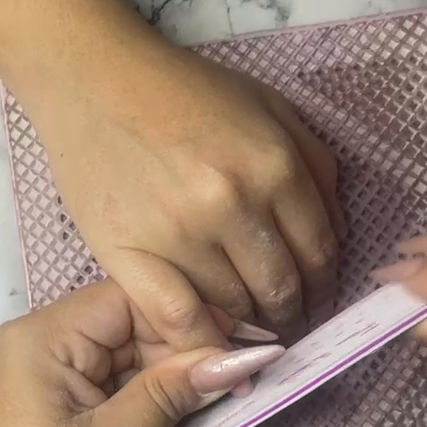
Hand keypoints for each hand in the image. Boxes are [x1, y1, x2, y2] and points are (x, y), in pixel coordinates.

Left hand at [0, 282, 284, 426]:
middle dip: (187, 344)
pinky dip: (153, 381)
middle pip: (132, 316)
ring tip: (230, 385)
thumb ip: (174, 392)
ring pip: (130, 341)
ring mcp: (51, 355)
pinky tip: (191, 394)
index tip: (244, 343)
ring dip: (175, 365)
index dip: (189, 317)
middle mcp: (44, 332)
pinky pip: (118, 365)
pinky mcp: (62, 380)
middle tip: (246, 371)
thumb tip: (248, 355)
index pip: (130, 298)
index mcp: (44, 335)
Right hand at [27, 40, 340, 349]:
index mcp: (274, 166)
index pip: (319, 253)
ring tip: (244, 325)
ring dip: (246, 325)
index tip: (315, 301)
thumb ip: (315, 166)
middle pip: (281, 289)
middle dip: (290, 314)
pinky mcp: (127, 253)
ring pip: (233, 308)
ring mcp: (177, 234)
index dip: (323, 288)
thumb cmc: (180, 91)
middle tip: (283, 322)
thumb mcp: (269, 106)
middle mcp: (232, 205)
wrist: (91, 81)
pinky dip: (199, 342)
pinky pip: (175, 318)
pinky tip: (209, 344)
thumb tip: (335, 236)